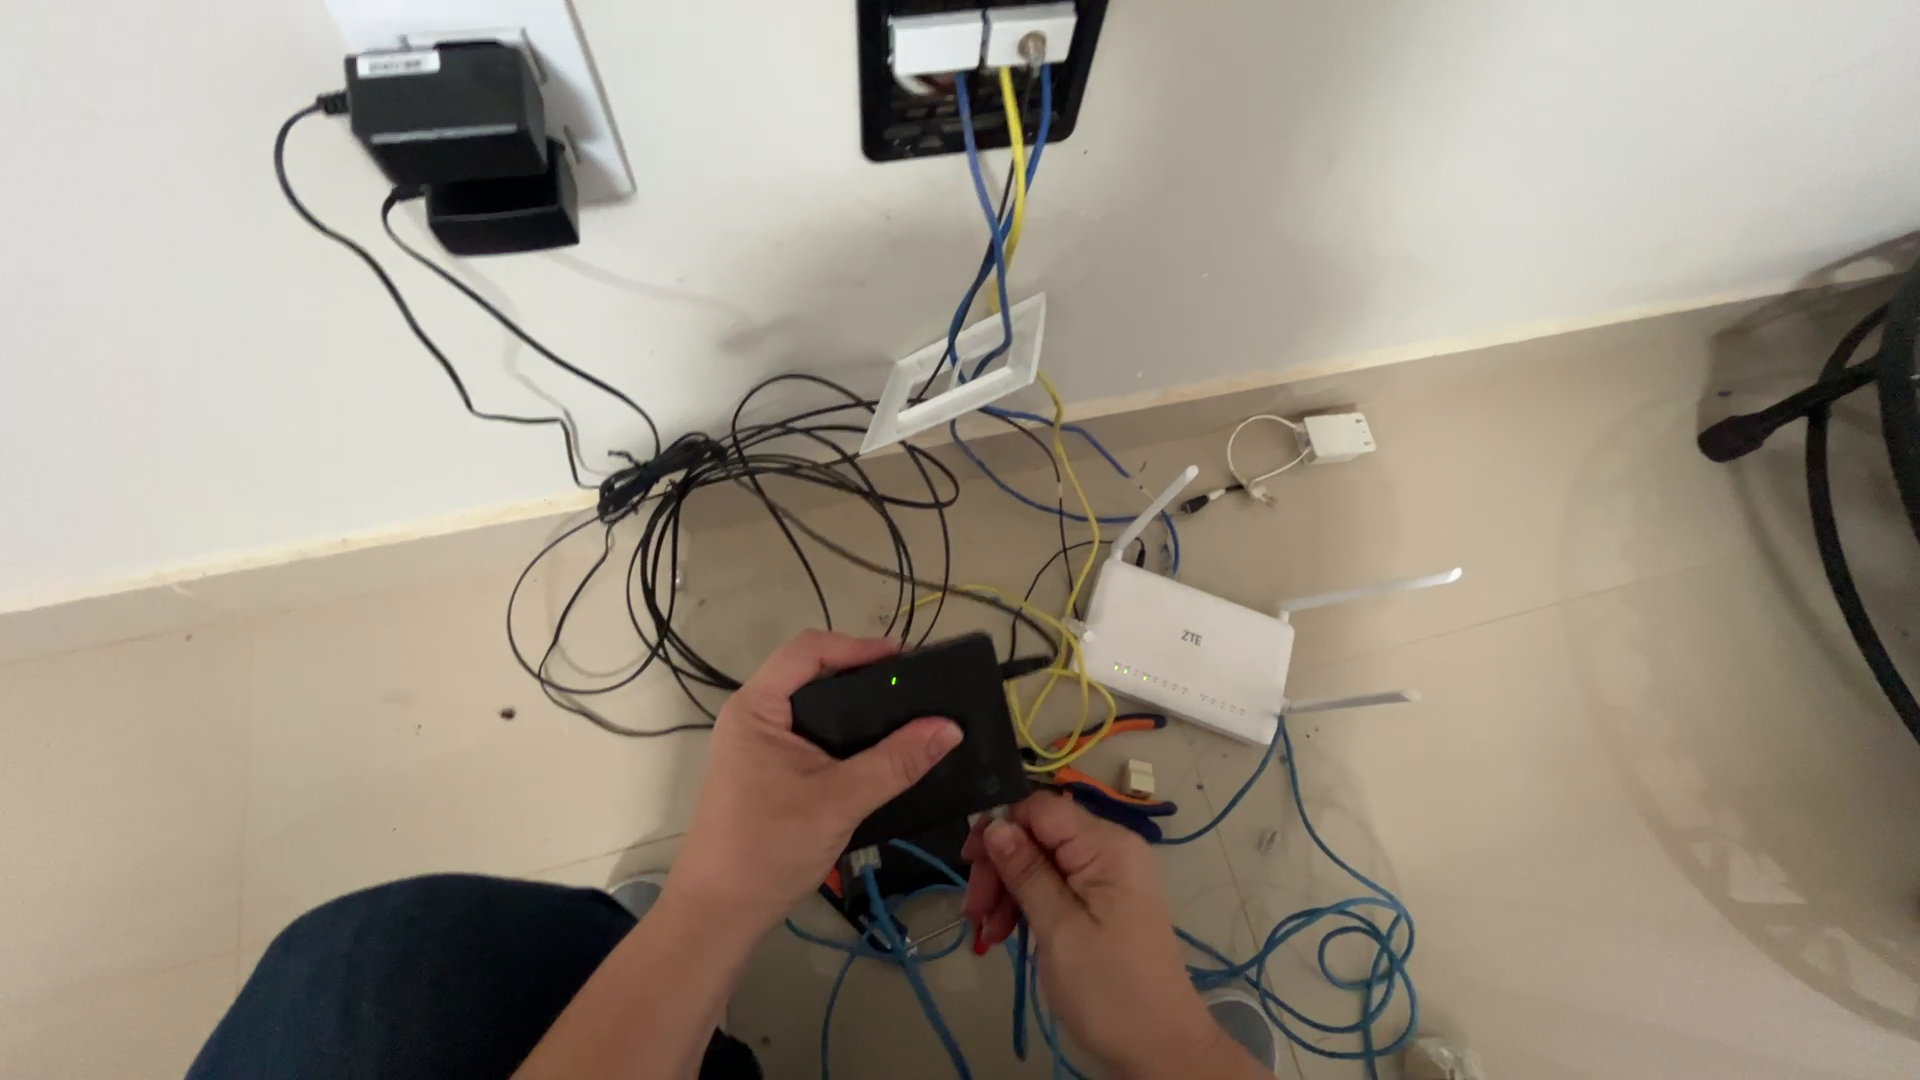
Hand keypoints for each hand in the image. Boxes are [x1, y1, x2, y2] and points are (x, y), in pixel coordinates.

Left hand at [665, 630, 963, 933]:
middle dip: (862, 673)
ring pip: (815, 705)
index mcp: (757, 707)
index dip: (857, 645)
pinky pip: (813, 732)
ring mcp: (759, 744)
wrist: (717, 916)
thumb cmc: (768, 848)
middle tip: (911, 687)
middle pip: (812, 671)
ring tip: (904, 713)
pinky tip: (878, 748)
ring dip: (856, 705)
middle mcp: (754, 715)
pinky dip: (846, 733)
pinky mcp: (769, 769)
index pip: (808, 650)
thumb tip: (950, 728)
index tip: (905, 660)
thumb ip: (896, 762)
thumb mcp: (839, 801)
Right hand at [964, 793, 1261, 1078]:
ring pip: (1044, 859)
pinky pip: (1059, 882)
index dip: (1000, 826)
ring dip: (1010, 889)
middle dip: (1002, 866)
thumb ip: (1026, 872)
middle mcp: (1111, 847)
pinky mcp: (1106, 898)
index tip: (969, 861)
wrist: (1163, 1051)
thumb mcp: (1059, 929)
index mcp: (1107, 845)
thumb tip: (994, 824)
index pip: (1041, 808)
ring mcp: (1110, 873)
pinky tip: (1008, 932)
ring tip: (989, 932)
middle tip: (974, 911)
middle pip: (1040, 834)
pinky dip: (1030, 902)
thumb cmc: (1109, 989)